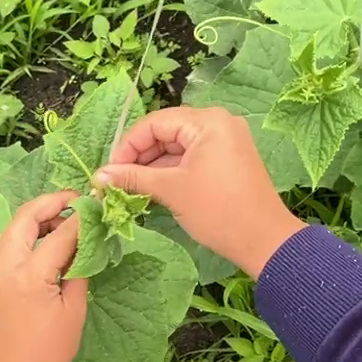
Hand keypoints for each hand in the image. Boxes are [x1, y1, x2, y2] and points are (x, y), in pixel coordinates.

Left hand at [0, 192, 87, 361]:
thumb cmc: (51, 350)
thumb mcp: (74, 309)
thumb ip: (79, 269)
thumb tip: (87, 242)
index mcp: (30, 275)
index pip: (61, 234)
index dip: (82, 218)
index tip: (99, 207)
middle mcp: (7, 266)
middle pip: (25, 217)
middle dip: (51, 203)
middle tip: (76, 201)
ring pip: (13, 228)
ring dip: (36, 216)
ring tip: (63, 216)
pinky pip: (7, 243)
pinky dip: (25, 232)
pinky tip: (45, 237)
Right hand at [95, 106, 304, 277]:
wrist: (262, 239)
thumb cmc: (217, 210)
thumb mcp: (171, 190)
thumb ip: (133, 178)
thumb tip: (98, 176)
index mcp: (207, 121)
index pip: (155, 123)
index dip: (127, 146)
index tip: (109, 172)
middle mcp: (218, 124)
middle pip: (166, 133)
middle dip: (139, 158)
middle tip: (116, 183)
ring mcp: (224, 143)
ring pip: (176, 148)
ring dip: (152, 168)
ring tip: (130, 190)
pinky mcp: (226, 162)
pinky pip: (190, 160)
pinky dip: (170, 174)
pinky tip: (151, 191)